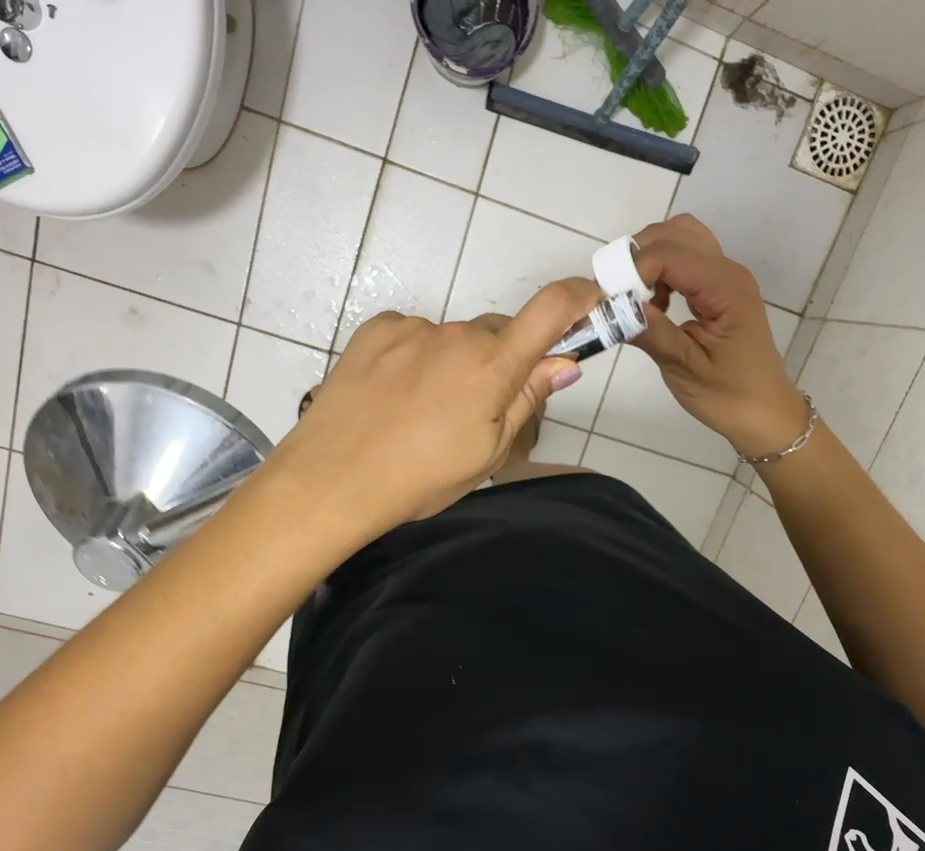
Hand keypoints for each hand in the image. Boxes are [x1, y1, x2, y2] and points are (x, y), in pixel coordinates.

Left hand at [265, 278, 598, 528]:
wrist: (331, 480)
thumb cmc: (419, 480)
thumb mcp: (486, 455)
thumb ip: (526, 403)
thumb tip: (562, 364)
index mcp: (491, 368)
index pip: (550, 310)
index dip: (580, 296)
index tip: (593, 298)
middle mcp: (455, 336)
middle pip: (498, 334)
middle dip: (502, 360)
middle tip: (479, 409)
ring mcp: (412, 329)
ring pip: (453, 339)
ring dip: (455, 363)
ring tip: (423, 413)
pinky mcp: (376, 330)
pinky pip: (414, 336)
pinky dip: (416, 358)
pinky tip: (395, 395)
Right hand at [630, 215, 809, 458]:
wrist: (765, 413)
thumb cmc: (730, 397)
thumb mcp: (686, 370)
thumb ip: (652, 334)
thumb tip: (614, 308)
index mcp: (725, 288)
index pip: (668, 253)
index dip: (633, 270)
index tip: (609, 301)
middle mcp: (727, 271)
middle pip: (674, 233)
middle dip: (637, 257)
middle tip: (616, 296)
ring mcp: (725, 277)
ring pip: (680, 240)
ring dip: (649, 261)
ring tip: (635, 300)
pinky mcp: (718, 289)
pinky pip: (685, 260)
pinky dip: (661, 272)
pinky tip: (653, 306)